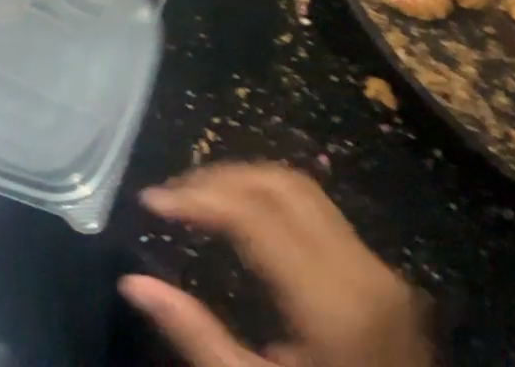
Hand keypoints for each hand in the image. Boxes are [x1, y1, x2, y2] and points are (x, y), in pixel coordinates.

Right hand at [121, 164, 432, 366]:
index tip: (150, 200)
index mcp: (331, 303)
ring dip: (244, 180)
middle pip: (279, 185)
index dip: (197, 196)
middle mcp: (361, 269)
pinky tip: (240, 214)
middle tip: (170, 195)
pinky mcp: (381, 272)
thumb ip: (196, 336)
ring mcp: (378, 267)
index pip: (254, 214)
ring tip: (197, 197)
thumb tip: (133, 283)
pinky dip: (271, 198)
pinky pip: (319, 209)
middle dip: (217, 178)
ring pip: (302, 187)